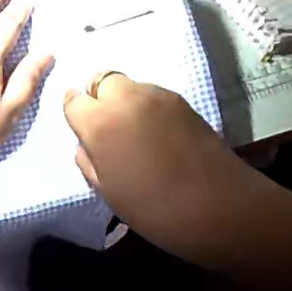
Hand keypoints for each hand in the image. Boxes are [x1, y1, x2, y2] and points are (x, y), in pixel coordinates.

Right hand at [62, 72, 283, 259]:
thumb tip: (86, 145)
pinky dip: (148, 107)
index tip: (85, 132)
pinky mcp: (183, 101)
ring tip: (136, 132)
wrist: (218, 206)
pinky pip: (153, 95)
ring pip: (130, 85)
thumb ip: (90, 163)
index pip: (73, 101)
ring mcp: (157, 96)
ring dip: (125, 102)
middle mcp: (126, 99)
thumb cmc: (154, 209)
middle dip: (99, 98)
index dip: (77, 116)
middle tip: (109, 128)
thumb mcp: (109, 193)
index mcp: (100, 123)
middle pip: (102, 81)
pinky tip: (159, 134)